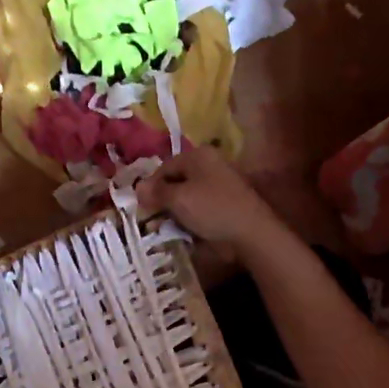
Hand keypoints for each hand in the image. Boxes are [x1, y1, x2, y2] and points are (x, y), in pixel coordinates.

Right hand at [136, 147, 289, 254]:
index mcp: (198, 156)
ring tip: (168, 227)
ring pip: (189, 196)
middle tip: (153, 218)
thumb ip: (157, 192)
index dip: (151, 186)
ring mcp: (220, 185)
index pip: (165, 167)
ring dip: (177, 211)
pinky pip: (202, 207)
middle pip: (177, 180)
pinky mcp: (226, 204)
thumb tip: (138, 188)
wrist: (250, 232)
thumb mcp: (179, 199)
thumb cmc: (212, 209)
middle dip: (163, 200)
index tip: (142, 206)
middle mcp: (210, 165)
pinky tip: (186, 230)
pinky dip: (192, 217)